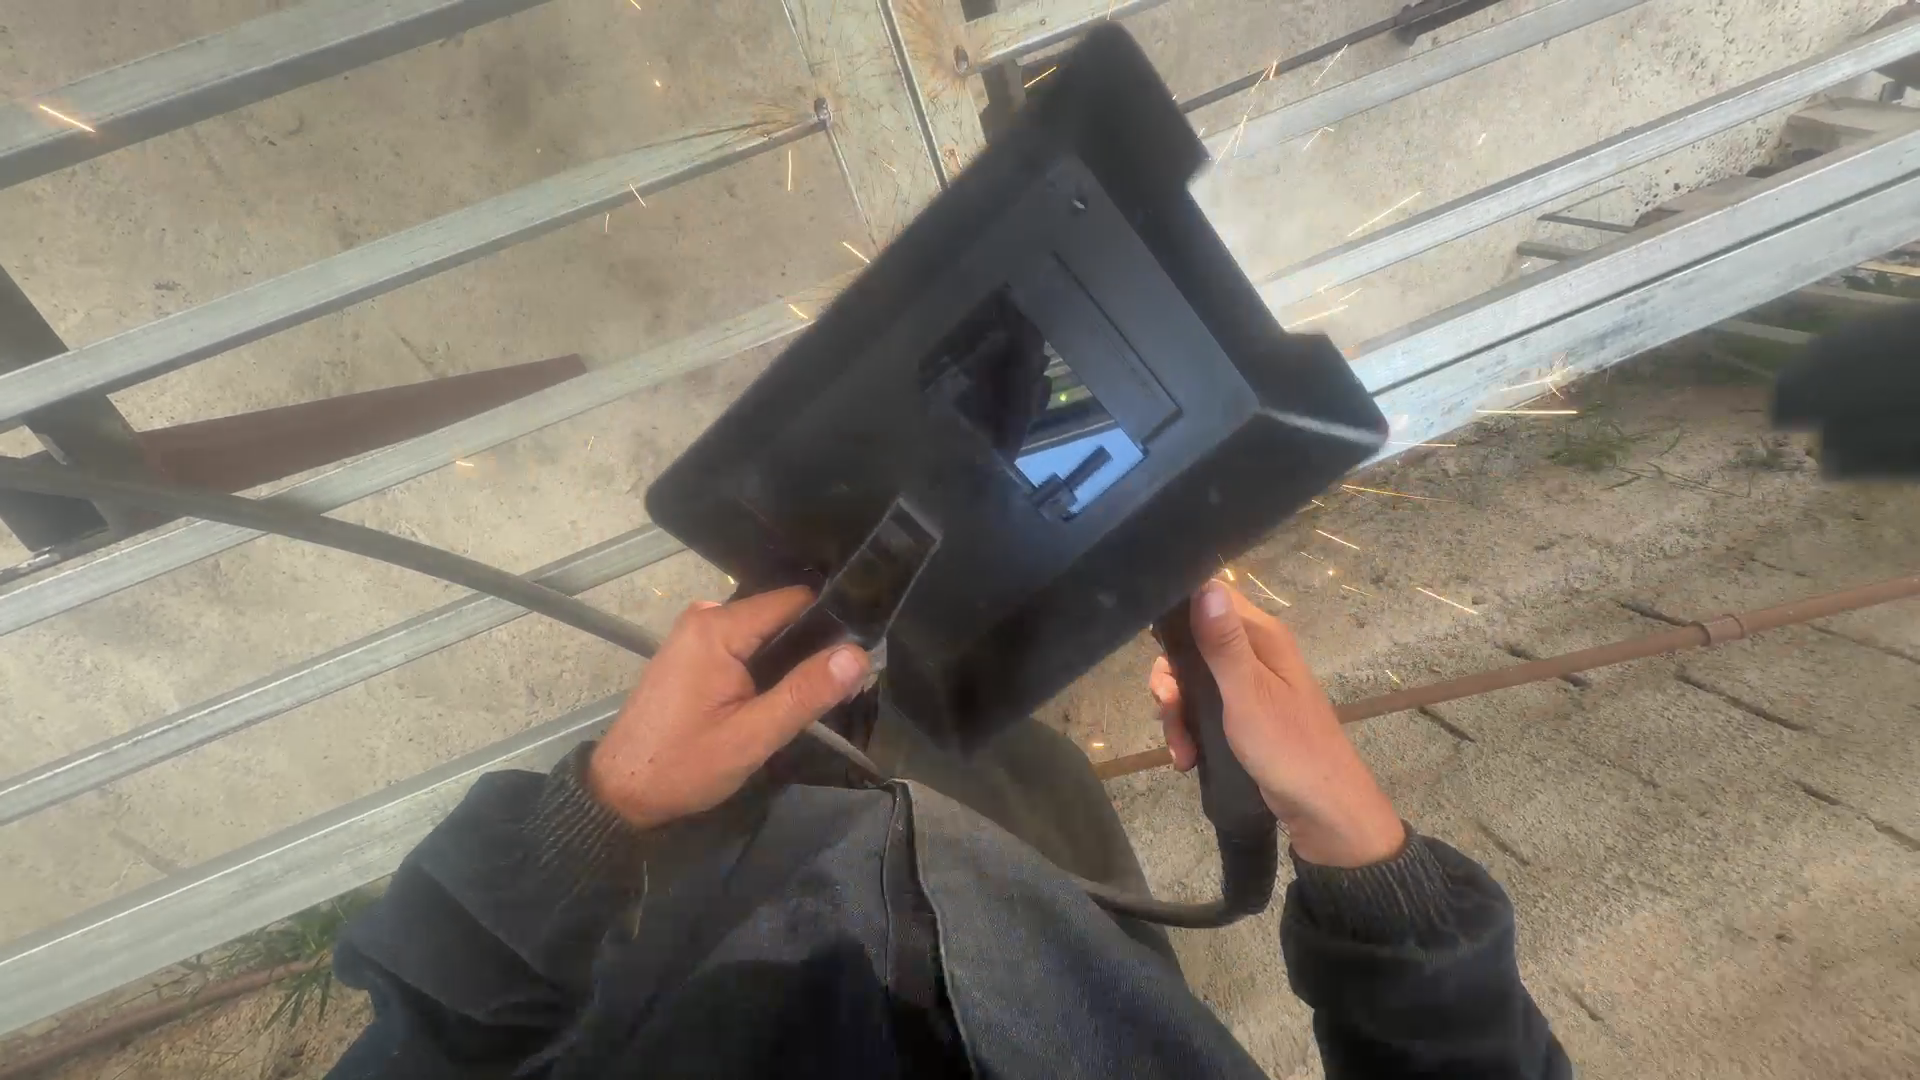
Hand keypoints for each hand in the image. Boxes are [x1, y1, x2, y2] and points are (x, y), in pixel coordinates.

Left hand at [587, 587, 870, 828]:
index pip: (795, 601)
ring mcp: (696, 633)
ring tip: (818, 691)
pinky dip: (768, 663)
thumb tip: (859, 656)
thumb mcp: (753, 736)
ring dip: (792, 656)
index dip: (832, 622)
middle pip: (781, 614)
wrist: (619, 795)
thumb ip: (806, 692)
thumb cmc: (683, 766)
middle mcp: (705, 617)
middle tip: (844, 683)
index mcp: (718, 627)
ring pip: (766, 631)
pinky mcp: (693, 652)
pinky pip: (746, 644)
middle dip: (814, 644)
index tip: (860, 653)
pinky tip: (780, 693)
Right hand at [1151, 580, 1403, 867]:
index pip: (1212, 595)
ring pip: (1192, 680)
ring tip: (1180, 747)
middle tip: (1166, 707)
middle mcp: (1255, 652)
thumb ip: (1223, 642)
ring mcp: (1250, 685)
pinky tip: (1187, 756)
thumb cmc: (1288, 748)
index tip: (1153, 638)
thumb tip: (1203, 586)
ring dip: (1177, 713)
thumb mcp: (1247, 693)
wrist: (1325, 814)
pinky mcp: (1244, 714)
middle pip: (1193, 643)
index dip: (1179, 609)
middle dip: (1171, 678)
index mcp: (1261, 637)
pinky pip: (1204, 709)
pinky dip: (1190, 730)